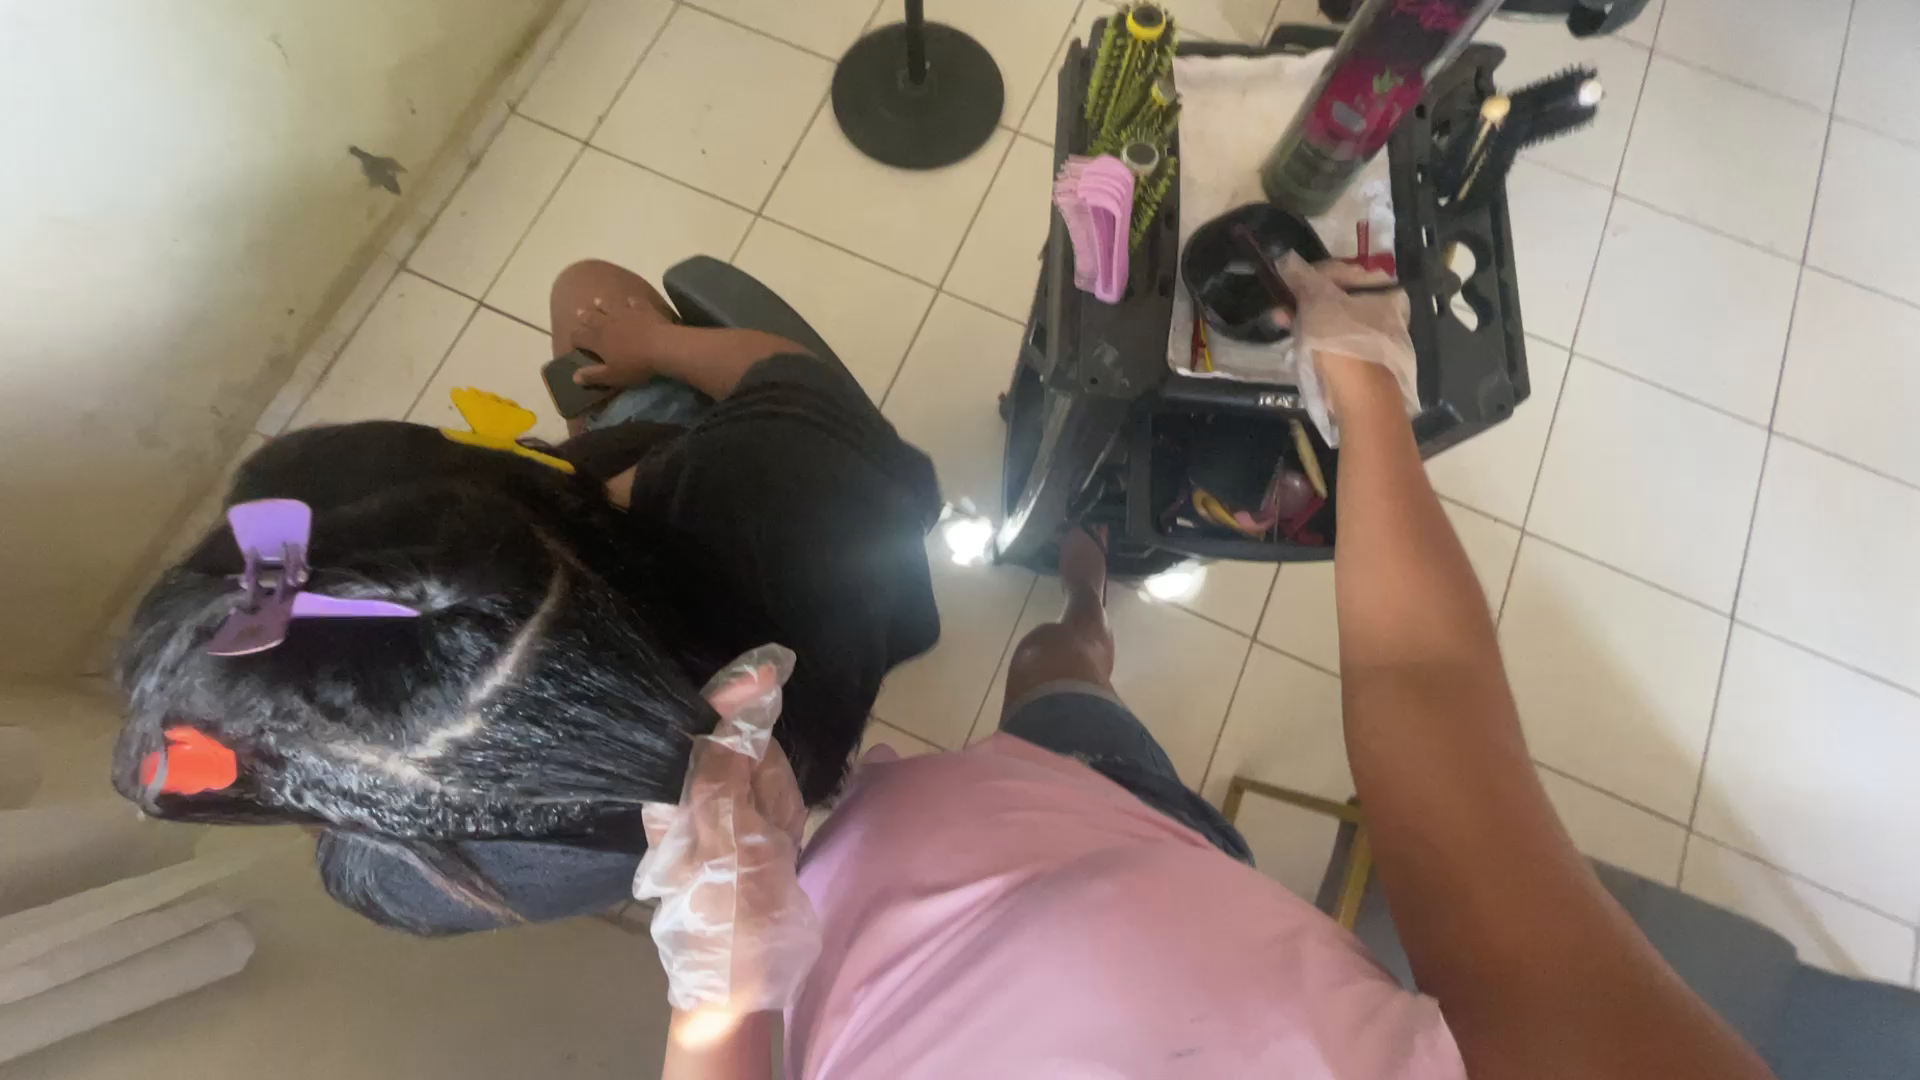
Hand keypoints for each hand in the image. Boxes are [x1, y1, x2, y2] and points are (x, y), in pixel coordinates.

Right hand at [568, 294, 670, 388]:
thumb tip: (574, 377)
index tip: (576, 343)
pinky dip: (630, 302)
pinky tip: (630, 301)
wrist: (663, 348)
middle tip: (580, 312)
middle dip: (584, 316)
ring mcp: (624, 313)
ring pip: (608, 305)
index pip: (578, 336)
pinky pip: (634, 302)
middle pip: (590, 317)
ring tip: (597, 301)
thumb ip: (593, 376)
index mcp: (596, 339)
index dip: (575, 339)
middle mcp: (606, 322)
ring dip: (602, 304)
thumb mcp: (613, 376)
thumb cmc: (636, 366)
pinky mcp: (642, 309)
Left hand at [633, 646, 819, 1015]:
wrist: (746, 972)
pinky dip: (786, 816)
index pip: (705, 721)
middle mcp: (695, 791)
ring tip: (774, 843)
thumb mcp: (725, 826)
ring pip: (768, 768)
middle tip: (768, 820)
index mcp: (675, 790)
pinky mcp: (752, 822)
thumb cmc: (726, 904)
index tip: (775, 664)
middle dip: (766, 771)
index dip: (737, 692)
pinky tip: (780, 848)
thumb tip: (744, 690)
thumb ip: (730, 757)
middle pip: (745, 743)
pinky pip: (780, 796)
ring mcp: (726, 807)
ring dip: (779, 800)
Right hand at [1276, 255, 1418, 438]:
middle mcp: (1382, 305)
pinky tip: (1299, 342)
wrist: (1359, 393)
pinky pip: (1334, 338)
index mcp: (1380, 286)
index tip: (1285, 286)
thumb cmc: (1341, 340)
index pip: (1337, 270)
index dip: (1307, 275)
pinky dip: (1316, 337)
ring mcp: (1373, 331)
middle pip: (1335, 294)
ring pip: (1332, 317)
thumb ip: (1303, 280)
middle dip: (1304, 300)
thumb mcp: (1318, 304)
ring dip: (1306, 319)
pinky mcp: (1361, 354)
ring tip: (1283, 324)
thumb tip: (1287, 260)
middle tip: (1282, 307)